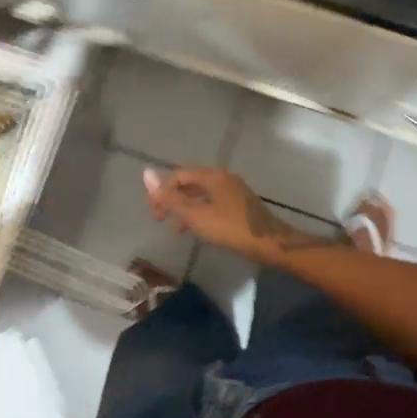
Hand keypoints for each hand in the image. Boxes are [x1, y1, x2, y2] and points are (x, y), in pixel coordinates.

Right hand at [143, 166, 329, 262]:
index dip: (162, 191)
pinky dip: (200, 213)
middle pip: (190, 183)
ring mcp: (233, 191)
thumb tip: (146, 174)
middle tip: (160, 219)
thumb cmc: (231, 228)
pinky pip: (212, 203)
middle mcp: (222, 178)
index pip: (179, 175)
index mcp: (212, 176)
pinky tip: (198, 230)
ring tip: (177, 229)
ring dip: (185, 208)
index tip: (154, 214)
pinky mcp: (239, 205)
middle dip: (173, 200)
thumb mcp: (196, 215)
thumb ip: (171, 198)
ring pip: (201, 194)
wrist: (270, 243)